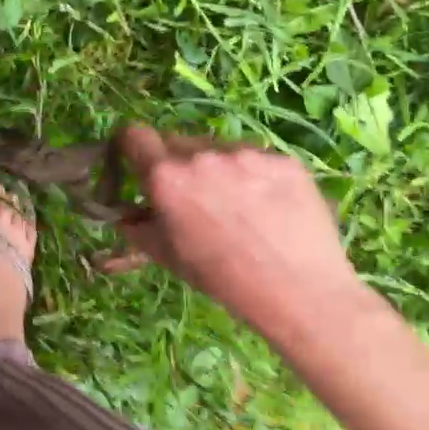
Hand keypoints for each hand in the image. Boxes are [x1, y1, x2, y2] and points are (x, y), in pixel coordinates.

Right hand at [117, 125, 363, 339]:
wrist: (303, 294)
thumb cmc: (224, 278)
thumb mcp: (166, 255)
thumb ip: (136, 226)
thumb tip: (125, 213)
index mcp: (166, 177)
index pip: (134, 135)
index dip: (134, 148)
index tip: (142, 164)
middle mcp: (201, 156)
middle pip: (177, 142)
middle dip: (178, 164)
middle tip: (195, 196)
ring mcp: (246, 154)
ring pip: (217, 149)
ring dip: (217, 167)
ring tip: (238, 204)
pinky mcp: (283, 160)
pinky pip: (256, 158)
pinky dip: (254, 175)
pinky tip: (268, 206)